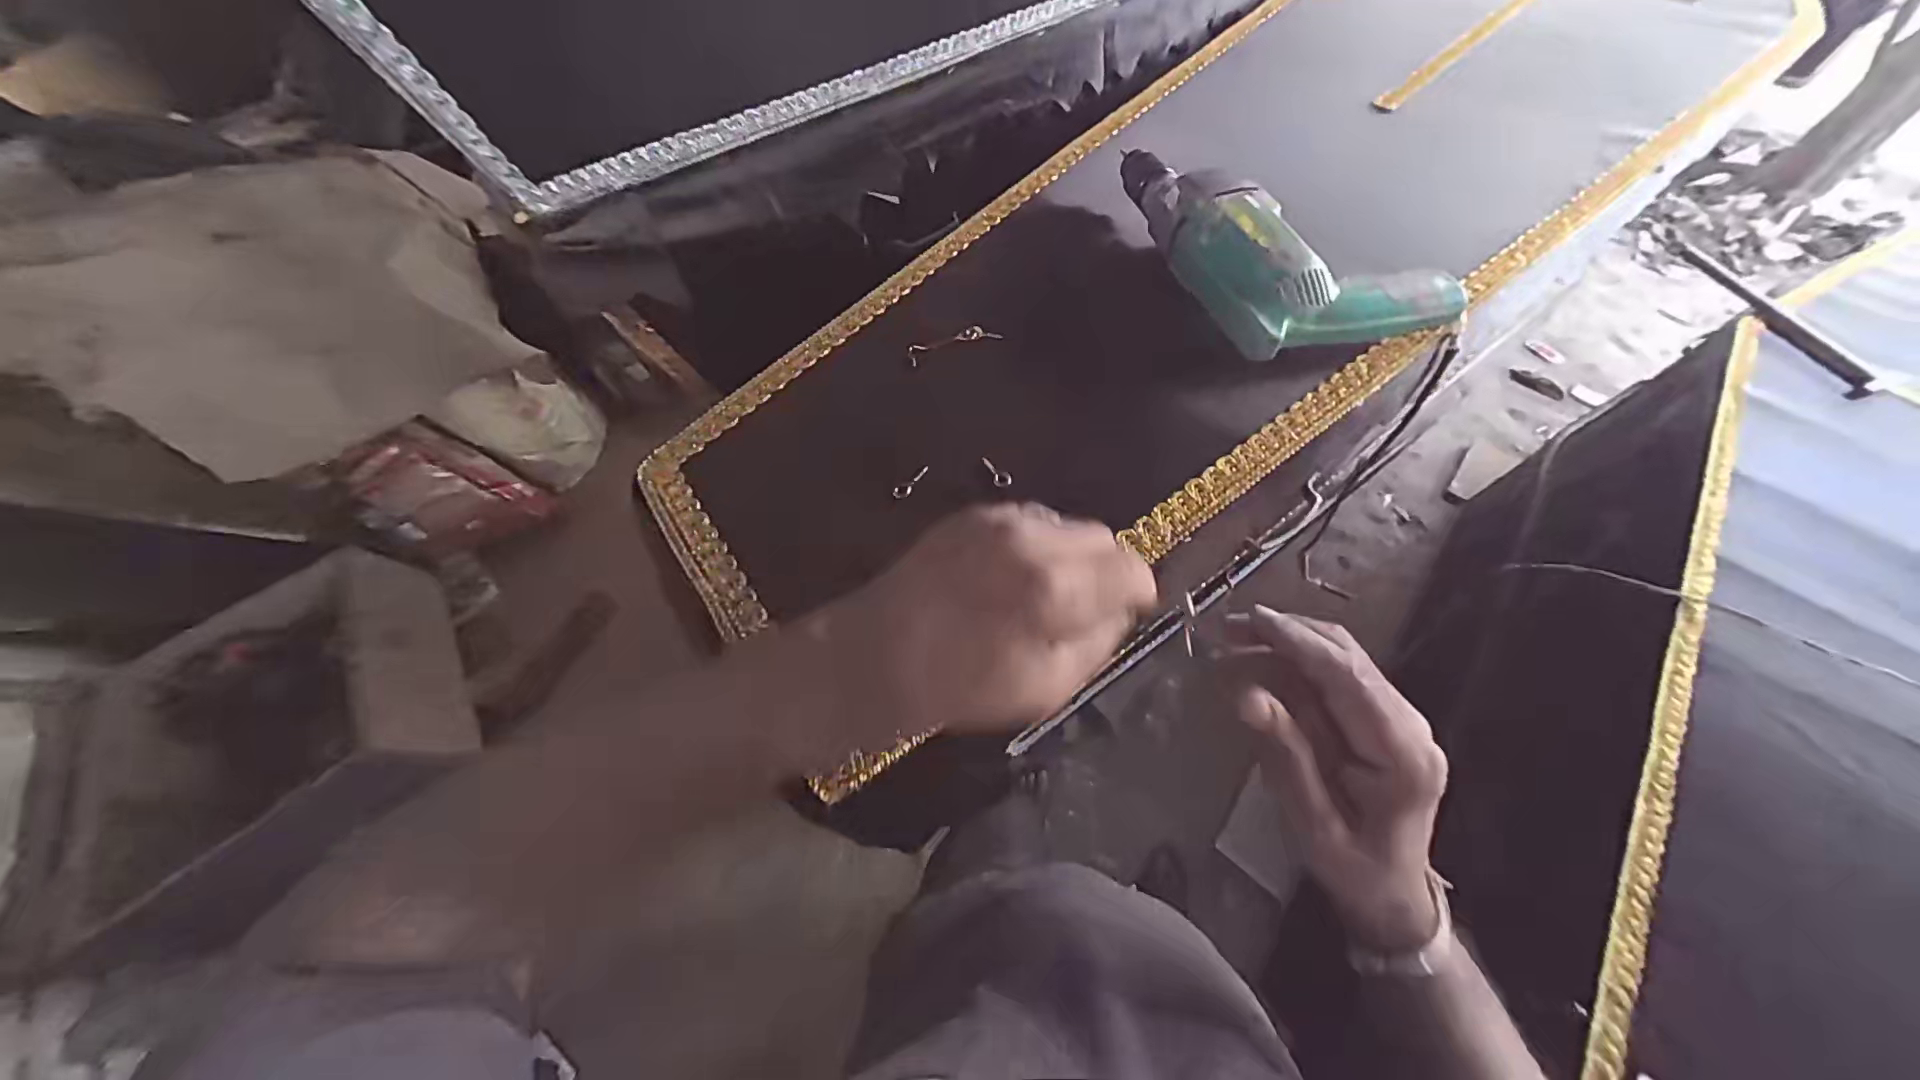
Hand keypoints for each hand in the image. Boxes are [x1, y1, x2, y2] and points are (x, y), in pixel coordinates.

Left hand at [822, 503, 1156, 744]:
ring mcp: (997, 519)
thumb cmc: (961, 687)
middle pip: (1102, 537)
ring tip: (1039, 594)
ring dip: (1069, 556)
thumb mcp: (1048, 687)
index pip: (1129, 568)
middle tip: (1083, 606)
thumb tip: (1121, 610)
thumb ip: (1099, 641)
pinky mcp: (971, 515)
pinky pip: (1028, 523)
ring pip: (1065, 526)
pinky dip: (1035, 547)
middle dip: (1104, 570)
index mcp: (1052, 586)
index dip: (1136, 591)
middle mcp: (1029, 538)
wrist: (875, 656)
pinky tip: (1007, 579)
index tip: (1127, 610)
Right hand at [1225, 607, 1447, 951]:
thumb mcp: (1311, 821)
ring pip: (1344, 656)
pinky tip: (1265, 658)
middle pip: (1347, 655)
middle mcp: (1410, 724)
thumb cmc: (1353, 867)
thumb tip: (1246, 696)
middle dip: (1286, 632)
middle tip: (1228, 628)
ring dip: (1290, 640)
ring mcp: (1401, 717)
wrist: (1395, 894)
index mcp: (1401, 751)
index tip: (1249, 621)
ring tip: (1237, 637)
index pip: (1346, 675)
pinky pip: (1340, 673)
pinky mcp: (1384, 718)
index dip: (1296, 641)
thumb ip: (1285, 754)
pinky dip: (1299, 658)